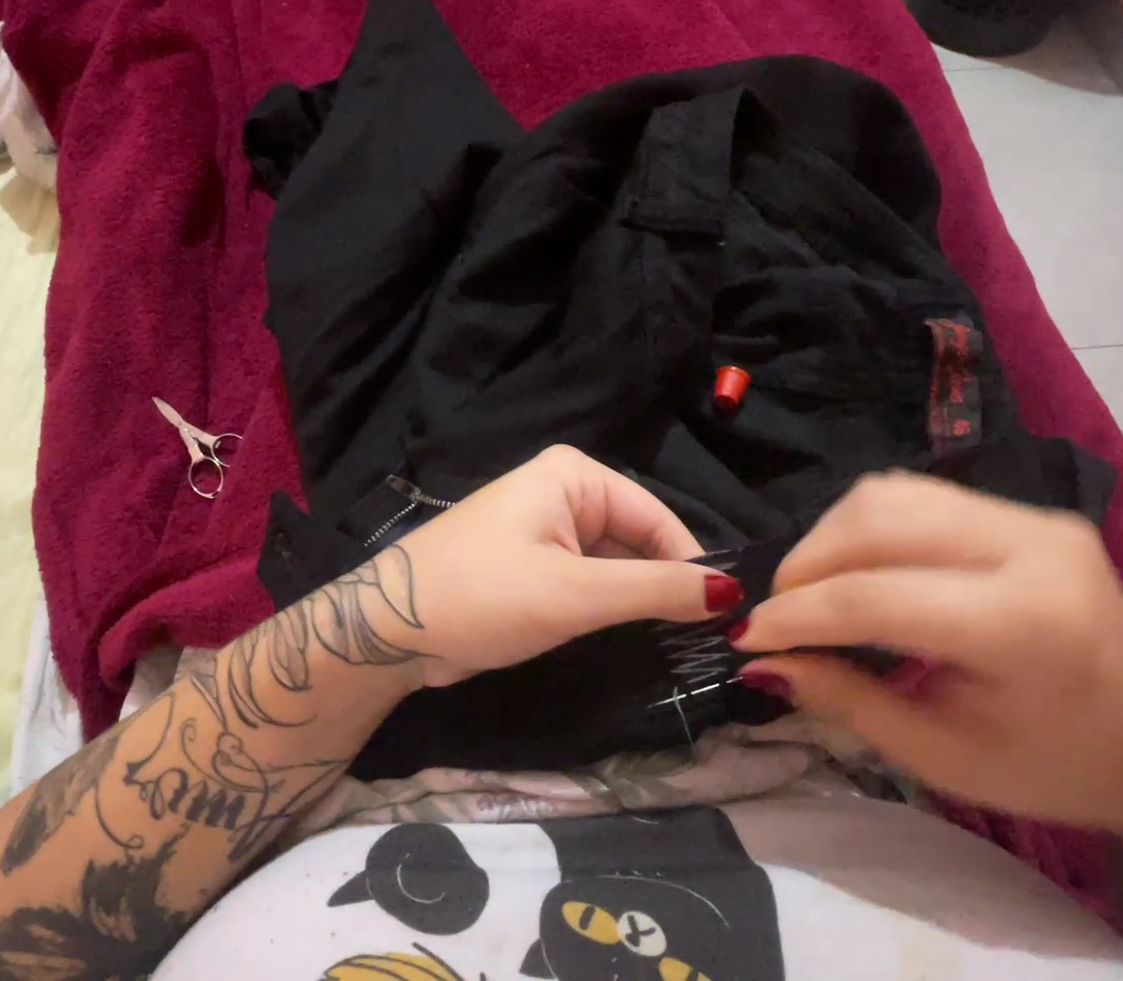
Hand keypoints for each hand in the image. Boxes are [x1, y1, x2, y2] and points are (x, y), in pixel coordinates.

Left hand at [393, 445, 735, 688]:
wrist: (389, 631)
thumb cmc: (484, 595)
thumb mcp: (575, 593)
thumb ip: (655, 589)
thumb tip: (733, 592)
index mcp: (574, 476)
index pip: (659, 518)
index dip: (695, 567)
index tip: (730, 619)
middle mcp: (563, 493)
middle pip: (638, 540)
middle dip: (665, 586)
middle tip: (708, 641)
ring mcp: (545, 531)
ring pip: (615, 565)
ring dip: (638, 601)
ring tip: (681, 646)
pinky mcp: (532, 567)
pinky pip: (588, 582)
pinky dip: (609, 608)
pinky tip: (634, 640)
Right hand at [731, 471, 1122, 842]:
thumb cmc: (1053, 768)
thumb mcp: (941, 755)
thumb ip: (845, 699)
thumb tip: (760, 663)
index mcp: (1026, 625)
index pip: (875, 595)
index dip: (796, 614)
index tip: (746, 637)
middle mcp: (1033, 547)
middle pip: (877, 520)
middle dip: (806, 565)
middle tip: (778, 613)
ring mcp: (1033, 518)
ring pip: (889, 493)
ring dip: (830, 538)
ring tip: (811, 590)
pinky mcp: (1024, 511)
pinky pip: (915, 495)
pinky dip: (864, 528)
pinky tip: (855, 568)